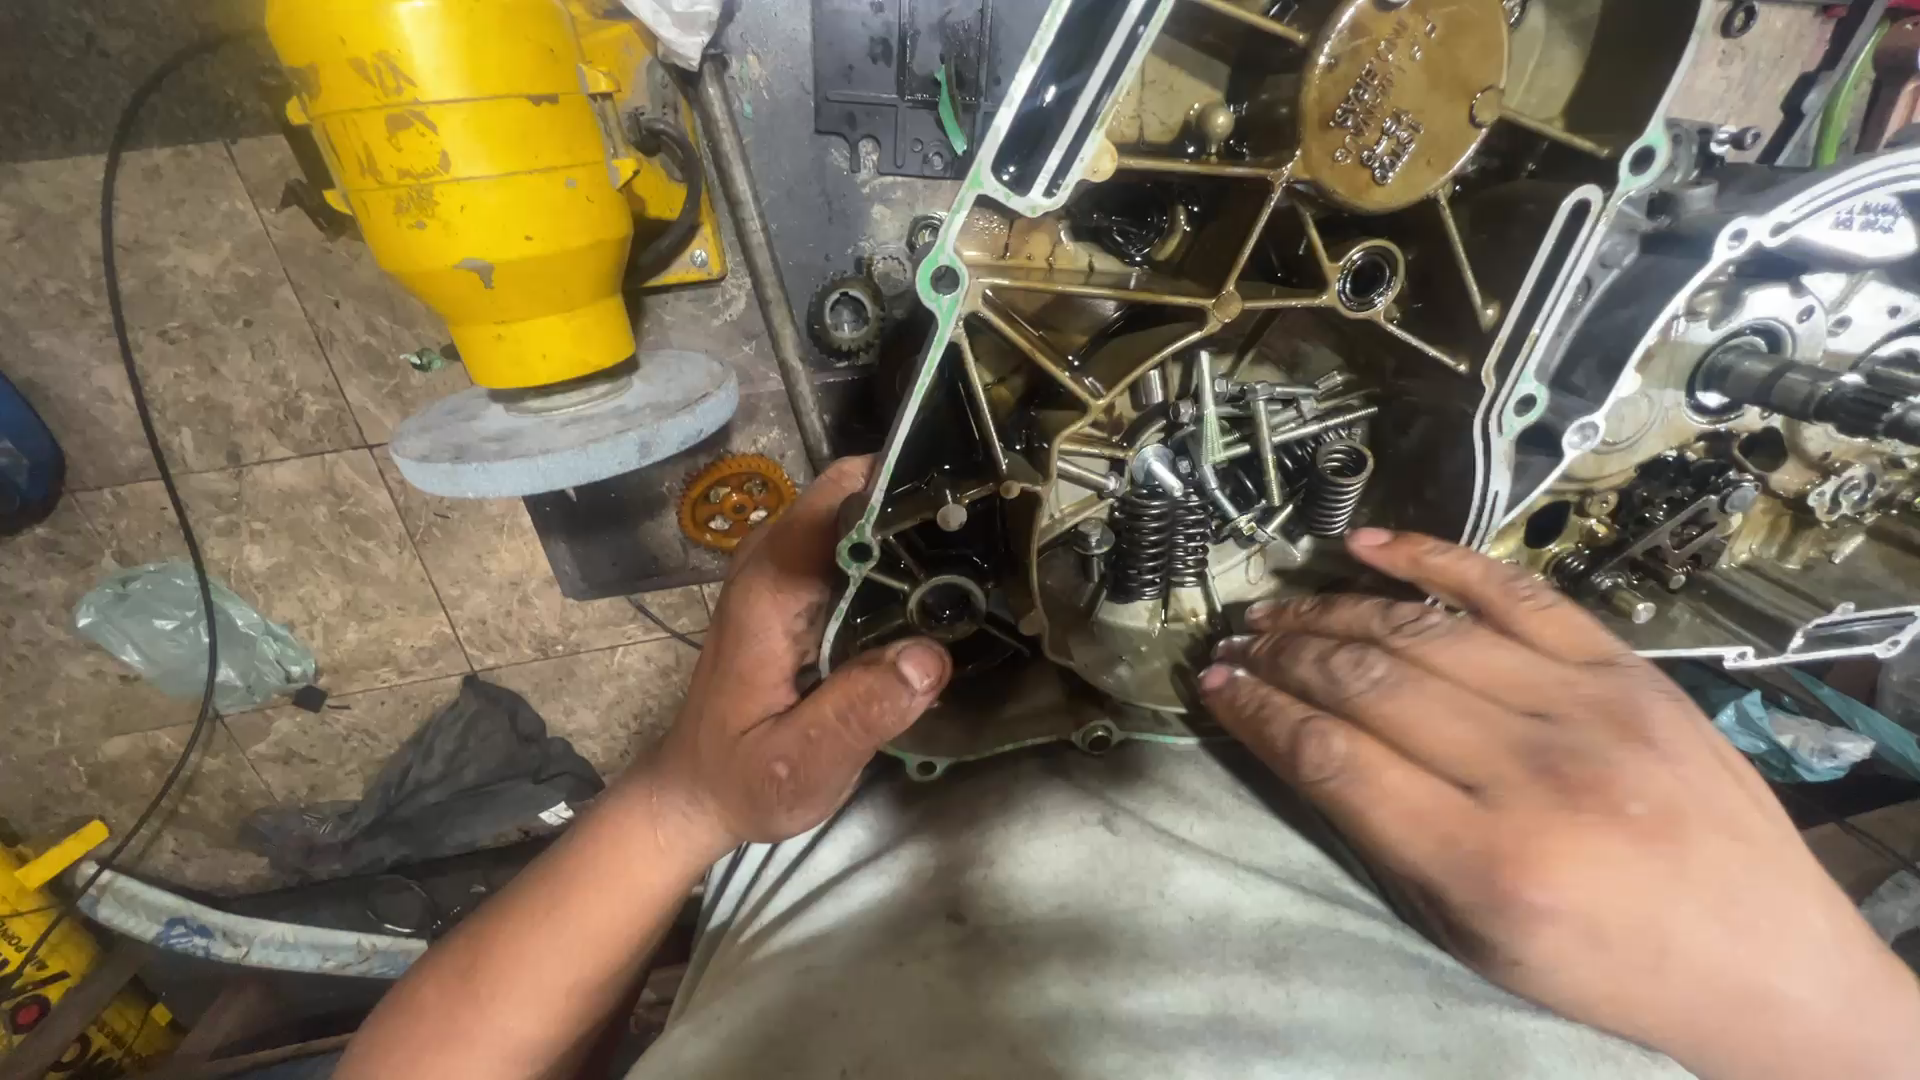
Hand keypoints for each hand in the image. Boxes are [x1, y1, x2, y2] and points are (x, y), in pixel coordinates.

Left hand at [632, 456, 951, 859]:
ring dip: (915, 533)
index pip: (848, 494)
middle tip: (992, 549)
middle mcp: (776, 556)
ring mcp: (783, 567)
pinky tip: (937, 594)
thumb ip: (858, 712)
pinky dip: (897, 559)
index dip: (913, 492)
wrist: (697, 789)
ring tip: (977, 568)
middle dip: (925, 509)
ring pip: (860, 515)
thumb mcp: (800, 764)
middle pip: (861, 493)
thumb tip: (931, 656)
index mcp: (774, 582)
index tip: (975, 514)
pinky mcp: (796, 587)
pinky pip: (855, 546)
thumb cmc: (742, 778)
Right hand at [1201, 528, 1919, 1079]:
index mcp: (1490, 860)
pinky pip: (1507, 588)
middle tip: (1234, 647)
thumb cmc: (1596, 965)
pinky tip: (1363, 545)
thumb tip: (1283, 733)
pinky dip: (1427, 558)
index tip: (1213, 686)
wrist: (1776, 969)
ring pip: (1417, 631)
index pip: (1331, 757)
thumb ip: (1371, 827)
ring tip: (1275, 612)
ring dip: (1327, 612)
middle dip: (1280, 658)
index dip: (1256, 711)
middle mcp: (1535, 772)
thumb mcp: (1463, 928)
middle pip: (1365, 682)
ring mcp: (1587, 705)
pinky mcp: (1623, 667)